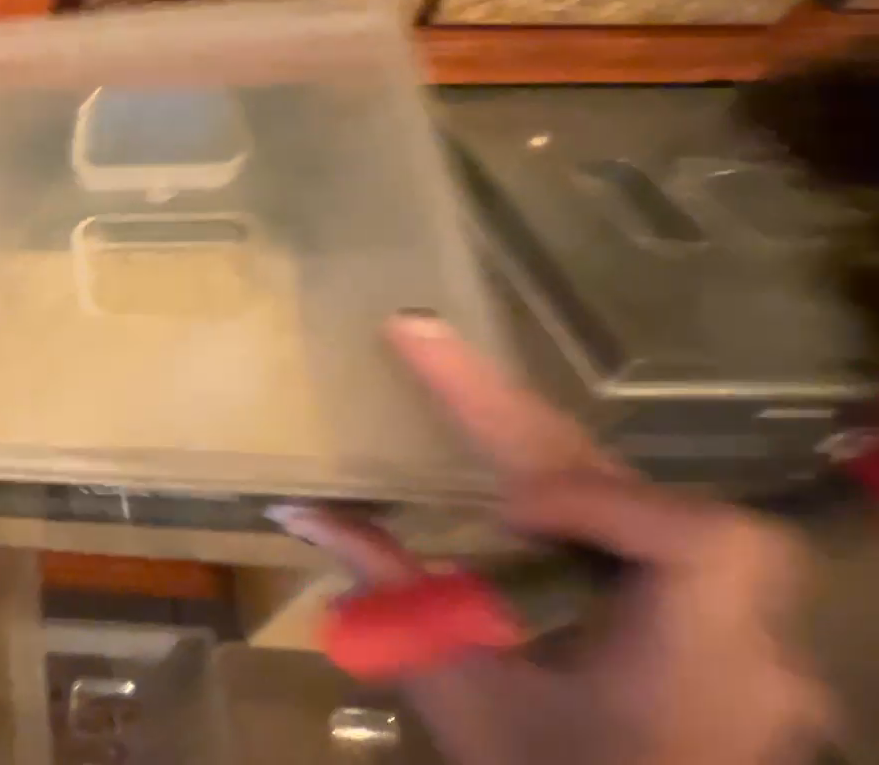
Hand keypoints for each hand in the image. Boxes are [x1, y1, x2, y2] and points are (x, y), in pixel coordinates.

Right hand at [277, 314, 833, 764]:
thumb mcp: (461, 698)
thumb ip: (391, 598)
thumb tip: (300, 512)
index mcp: (692, 663)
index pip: (700, 542)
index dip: (599, 498)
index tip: (503, 505)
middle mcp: (736, 631)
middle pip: (640, 483)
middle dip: (516, 412)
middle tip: (418, 339)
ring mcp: (735, 621)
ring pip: (638, 490)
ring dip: (540, 445)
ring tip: (456, 399)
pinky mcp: (709, 618)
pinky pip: (637, 520)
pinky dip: (563, 487)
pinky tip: (511, 492)